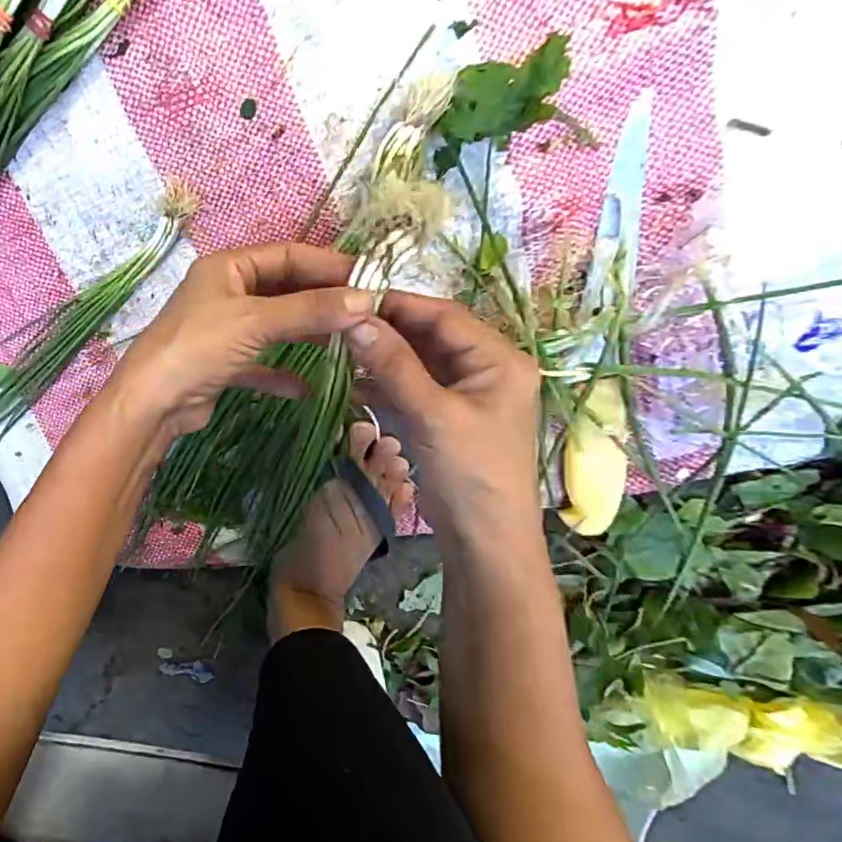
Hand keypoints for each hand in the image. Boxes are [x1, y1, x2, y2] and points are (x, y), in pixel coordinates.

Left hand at [105, 243, 371, 439]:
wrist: (152, 403)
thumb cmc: (198, 347)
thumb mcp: (257, 322)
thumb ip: (311, 311)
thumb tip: (365, 301)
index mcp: (230, 268)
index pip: (289, 255)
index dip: (329, 265)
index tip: (368, 278)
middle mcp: (228, 292)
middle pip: (286, 289)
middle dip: (323, 301)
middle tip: (365, 312)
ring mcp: (225, 329)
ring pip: (278, 325)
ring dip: (309, 334)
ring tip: (348, 344)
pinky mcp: (224, 363)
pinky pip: (263, 362)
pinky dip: (284, 373)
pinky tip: (307, 387)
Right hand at [344, 291, 541, 541]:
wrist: (484, 542)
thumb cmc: (471, 475)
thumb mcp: (433, 416)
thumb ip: (394, 365)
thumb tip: (355, 319)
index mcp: (500, 359)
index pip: (445, 316)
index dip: (400, 304)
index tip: (354, 299)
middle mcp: (487, 369)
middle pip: (432, 336)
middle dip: (388, 331)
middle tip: (341, 324)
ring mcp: (466, 395)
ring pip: (419, 362)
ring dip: (384, 357)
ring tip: (340, 349)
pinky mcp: (447, 418)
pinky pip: (414, 389)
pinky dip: (387, 384)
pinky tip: (353, 381)